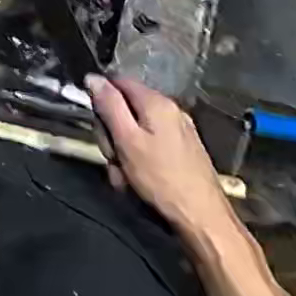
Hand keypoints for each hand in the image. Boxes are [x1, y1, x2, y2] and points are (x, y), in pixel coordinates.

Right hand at [89, 74, 232, 237]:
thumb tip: (93, 77)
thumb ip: (108, 105)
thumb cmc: (160, 177)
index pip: (117, 82)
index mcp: (157, 103)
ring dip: (121, 150)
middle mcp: (171, 111)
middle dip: (111, 131)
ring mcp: (179, 131)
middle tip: (112, 155)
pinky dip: (137, 158)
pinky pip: (148, 144)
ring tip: (124, 173)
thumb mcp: (126, 139)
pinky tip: (137, 178)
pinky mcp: (182, 150)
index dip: (100, 98)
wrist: (202, 218)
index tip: (97, 123)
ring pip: (134, 129)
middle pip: (125, 108)